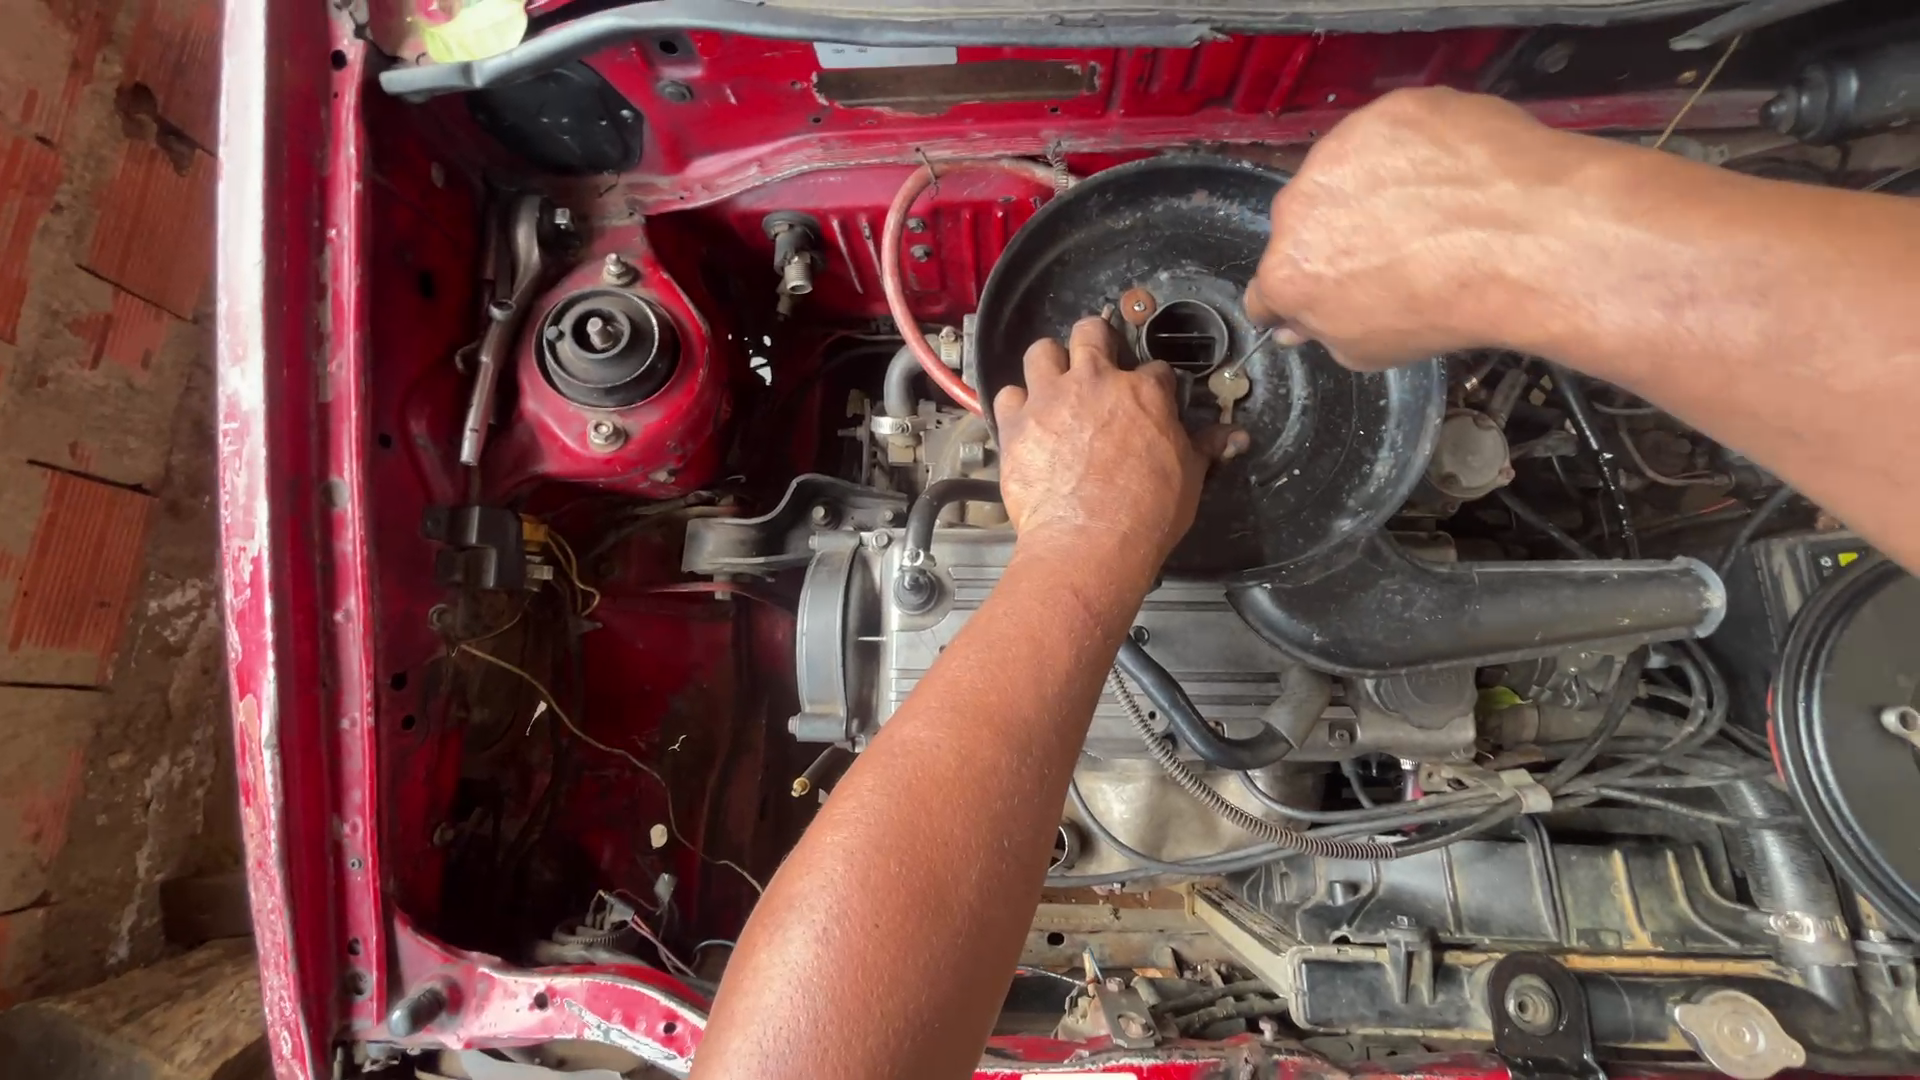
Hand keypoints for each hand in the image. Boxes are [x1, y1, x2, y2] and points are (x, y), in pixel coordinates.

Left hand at [993, 317, 1246, 577]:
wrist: (1089, 541)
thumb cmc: (1145, 514)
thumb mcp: (1189, 478)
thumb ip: (1205, 448)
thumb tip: (1233, 436)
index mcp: (1143, 393)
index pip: (1153, 368)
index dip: (1151, 383)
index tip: (1148, 400)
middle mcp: (1093, 382)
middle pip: (1091, 331)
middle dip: (1095, 340)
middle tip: (1095, 362)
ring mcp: (1050, 400)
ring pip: (1041, 352)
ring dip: (1048, 363)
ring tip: (1053, 384)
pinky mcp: (1016, 424)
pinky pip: (1007, 395)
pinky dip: (1015, 405)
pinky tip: (1025, 421)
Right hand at [1243, 87, 1588, 369]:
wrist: (1527, 239)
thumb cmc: (1445, 305)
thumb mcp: (1366, 351)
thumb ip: (1320, 333)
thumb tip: (1302, 321)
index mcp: (1285, 273)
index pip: (1265, 291)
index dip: (1292, 299)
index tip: (1319, 297)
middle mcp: (1296, 209)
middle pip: (1300, 227)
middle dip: (1329, 240)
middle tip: (1384, 252)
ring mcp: (1340, 153)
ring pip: (1337, 177)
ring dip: (1361, 192)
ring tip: (1421, 209)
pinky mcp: (1388, 112)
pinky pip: (1384, 135)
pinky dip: (1405, 152)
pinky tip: (1443, 175)